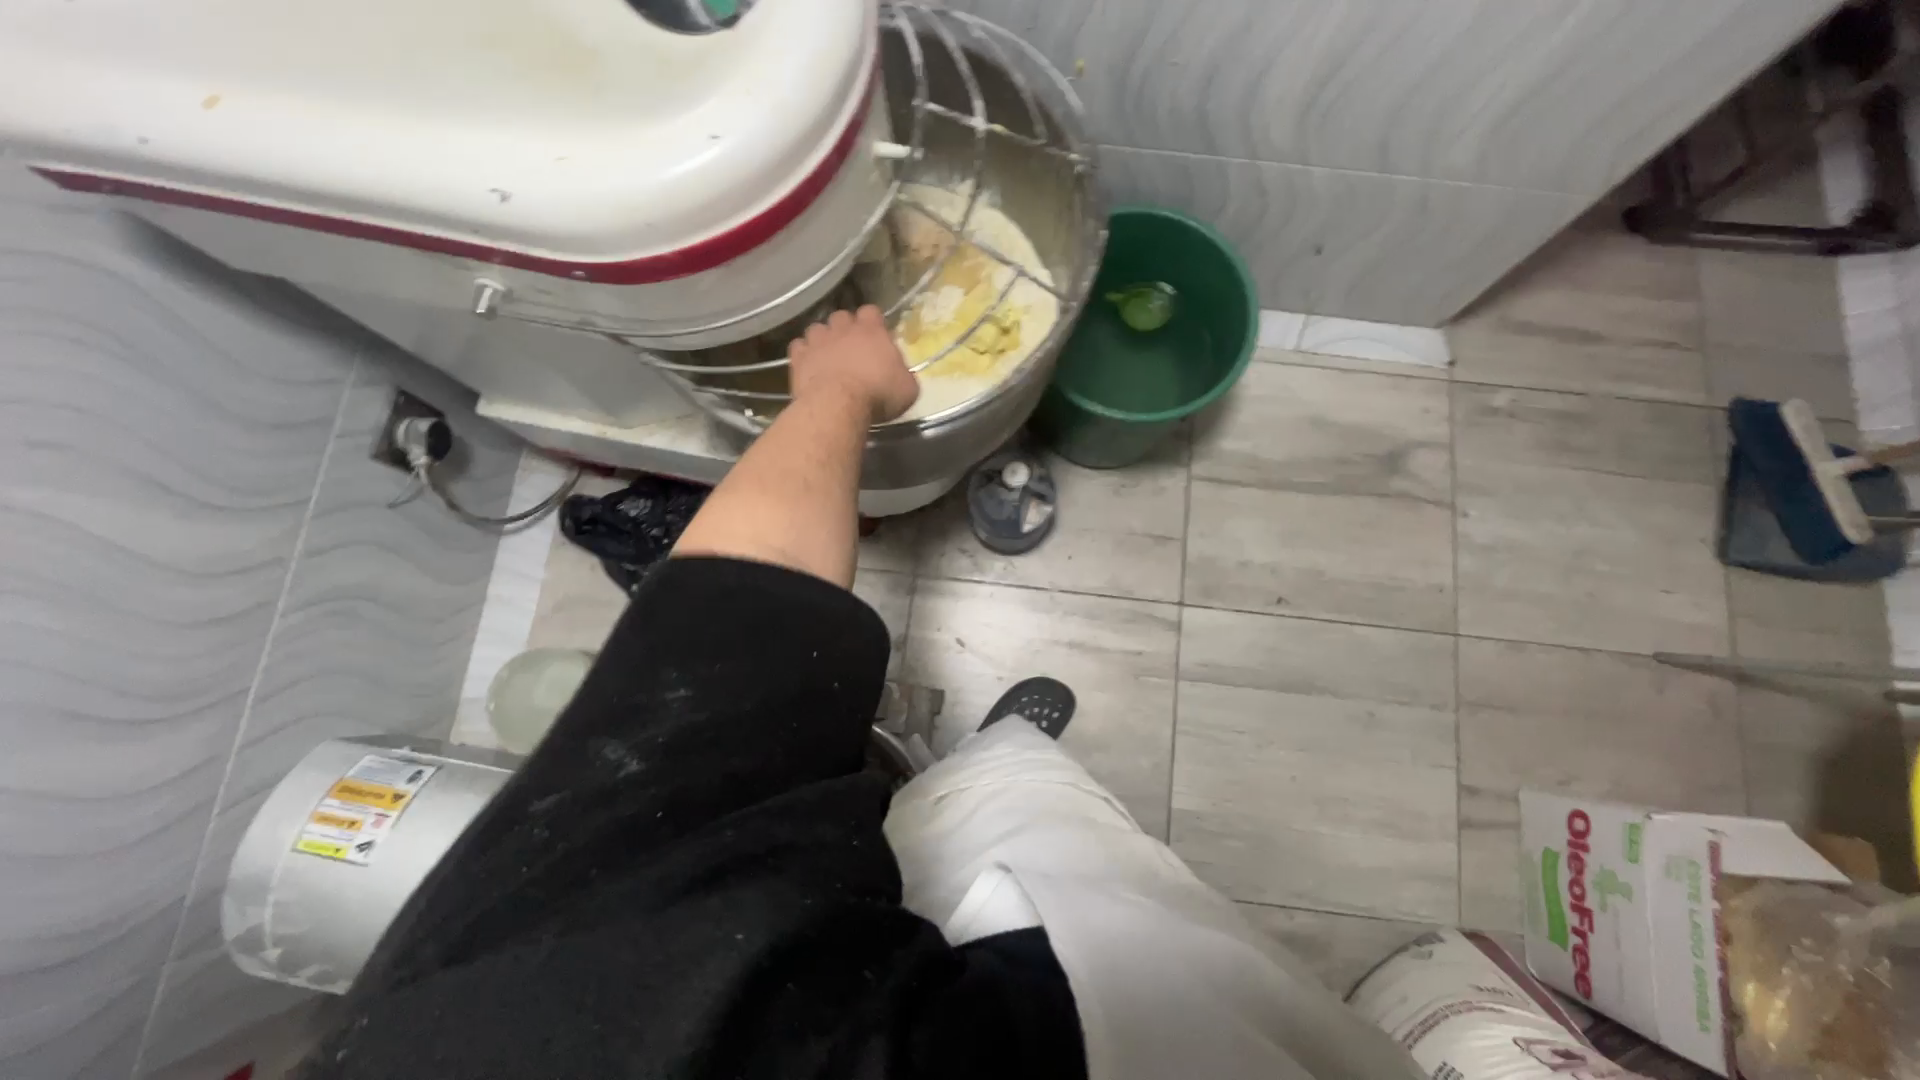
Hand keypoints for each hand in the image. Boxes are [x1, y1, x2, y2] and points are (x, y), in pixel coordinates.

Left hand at [787, 306, 919, 423]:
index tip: (876, 336)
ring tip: (827, 356)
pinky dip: (803, 353)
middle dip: (845, 328)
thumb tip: (902, 375)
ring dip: (822, 339)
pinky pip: (798, 346)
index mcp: (872, 330)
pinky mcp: (799, 357)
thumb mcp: (907, 389)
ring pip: (817, 328)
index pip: (871, 311)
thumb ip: (904, 374)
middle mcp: (843, 328)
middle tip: (851, 348)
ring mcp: (818, 340)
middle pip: (842, 316)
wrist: (838, 405)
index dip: (872, 322)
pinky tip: (809, 365)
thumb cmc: (878, 395)